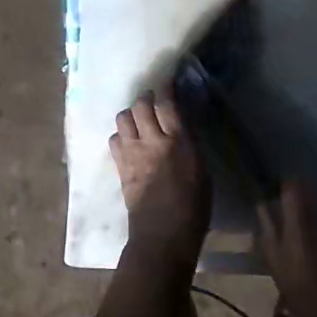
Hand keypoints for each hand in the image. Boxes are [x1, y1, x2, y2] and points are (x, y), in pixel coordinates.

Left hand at [109, 89, 207, 265]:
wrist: (162, 236)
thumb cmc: (193, 208)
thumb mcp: (202, 171)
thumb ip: (190, 143)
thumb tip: (182, 124)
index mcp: (178, 142)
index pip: (168, 103)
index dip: (166, 87)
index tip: (168, 80)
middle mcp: (152, 141)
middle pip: (140, 105)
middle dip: (146, 97)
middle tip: (153, 99)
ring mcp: (132, 153)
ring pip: (123, 118)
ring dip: (130, 113)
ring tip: (139, 119)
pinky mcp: (120, 166)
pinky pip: (114, 138)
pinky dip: (121, 134)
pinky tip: (129, 140)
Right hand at [256, 180, 316, 316]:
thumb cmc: (314, 306)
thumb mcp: (280, 273)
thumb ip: (269, 236)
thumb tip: (262, 209)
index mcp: (302, 226)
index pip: (292, 188)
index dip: (282, 189)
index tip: (272, 199)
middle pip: (310, 195)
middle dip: (297, 201)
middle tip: (285, 219)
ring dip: (314, 215)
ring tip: (304, 237)